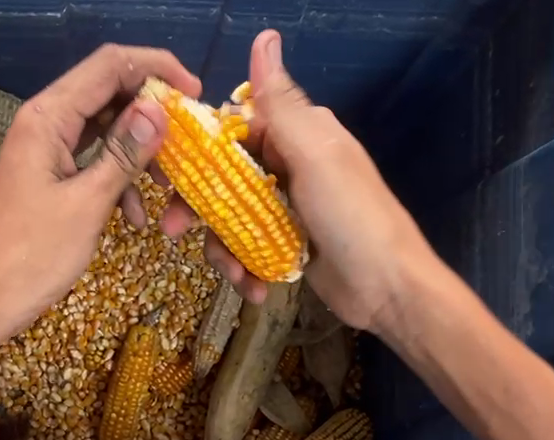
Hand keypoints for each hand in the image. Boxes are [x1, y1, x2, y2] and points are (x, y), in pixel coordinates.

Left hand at [0, 45, 201, 342]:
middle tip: (186, 143)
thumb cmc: (34, 256)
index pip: (110, 66)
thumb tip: (159, 110)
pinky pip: (92, 163)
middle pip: (108, 93)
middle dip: (150, 115)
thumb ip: (124, 155)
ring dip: (138, 154)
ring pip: (104, 131)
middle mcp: (45, 123)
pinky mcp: (49, 178)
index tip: (196, 95)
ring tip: (165, 186)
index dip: (157, 69)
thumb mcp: (88, 205)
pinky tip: (135, 217)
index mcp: (48, 118)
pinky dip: (118, 181)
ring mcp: (46, 151)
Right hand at [163, 30, 437, 338]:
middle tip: (173, 231)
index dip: (199, 150)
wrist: (387, 287)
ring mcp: (287, 211)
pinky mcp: (286, 248)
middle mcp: (289, 167)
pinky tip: (256, 288)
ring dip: (225, 249)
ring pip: (232, 221)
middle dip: (199, 207)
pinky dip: (247, 271)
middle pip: (224, 179)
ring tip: (235, 274)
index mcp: (298, 135)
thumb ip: (281, 105)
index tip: (167, 173)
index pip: (235, 130)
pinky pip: (250, 252)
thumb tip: (264, 37)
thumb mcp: (314, 155)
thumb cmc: (353, 215)